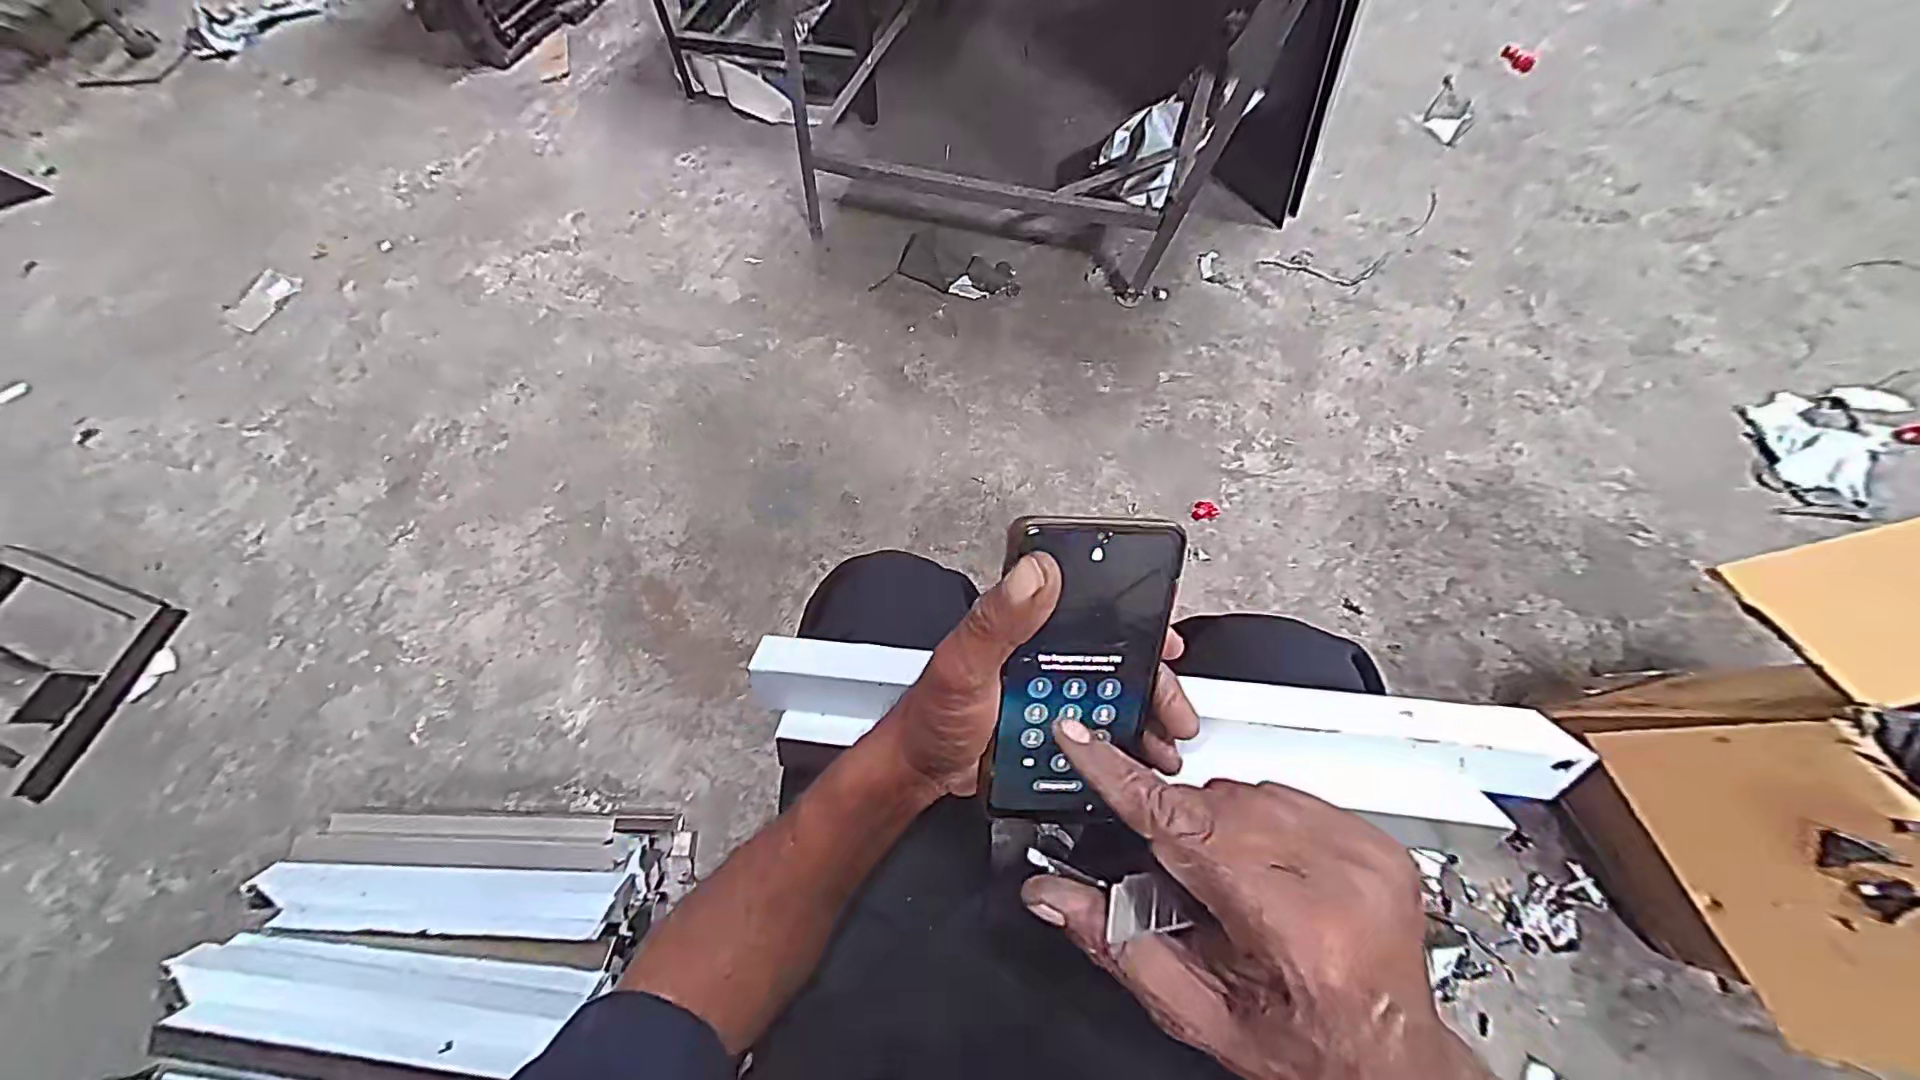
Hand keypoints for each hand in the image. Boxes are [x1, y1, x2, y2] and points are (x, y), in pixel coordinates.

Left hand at [874, 553, 1201, 797]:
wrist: (922, 769)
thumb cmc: (934, 715)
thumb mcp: (965, 663)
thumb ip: (999, 619)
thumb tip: (1037, 571)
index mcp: (1023, 627)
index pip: (1087, 609)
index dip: (1132, 618)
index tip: (1164, 634)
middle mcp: (1039, 653)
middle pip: (1111, 656)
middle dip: (1150, 677)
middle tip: (1172, 703)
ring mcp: (1045, 690)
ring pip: (1108, 694)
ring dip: (1142, 712)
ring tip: (1162, 736)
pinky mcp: (1047, 722)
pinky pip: (1094, 725)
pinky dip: (1120, 739)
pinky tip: (1132, 753)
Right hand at [1019, 719, 1490, 1079]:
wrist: (1389, 1057)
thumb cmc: (1299, 1043)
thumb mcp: (1196, 1010)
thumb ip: (1116, 940)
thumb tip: (1051, 895)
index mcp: (1298, 932)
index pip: (1183, 826)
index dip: (1121, 779)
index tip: (1080, 741)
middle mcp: (1340, 880)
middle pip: (1212, 804)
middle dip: (1182, 830)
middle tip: (1193, 885)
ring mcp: (1363, 851)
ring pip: (1243, 790)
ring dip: (1221, 823)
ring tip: (1239, 885)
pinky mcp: (1372, 835)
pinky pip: (1282, 792)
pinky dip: (1258, 819)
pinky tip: (1270, 870)